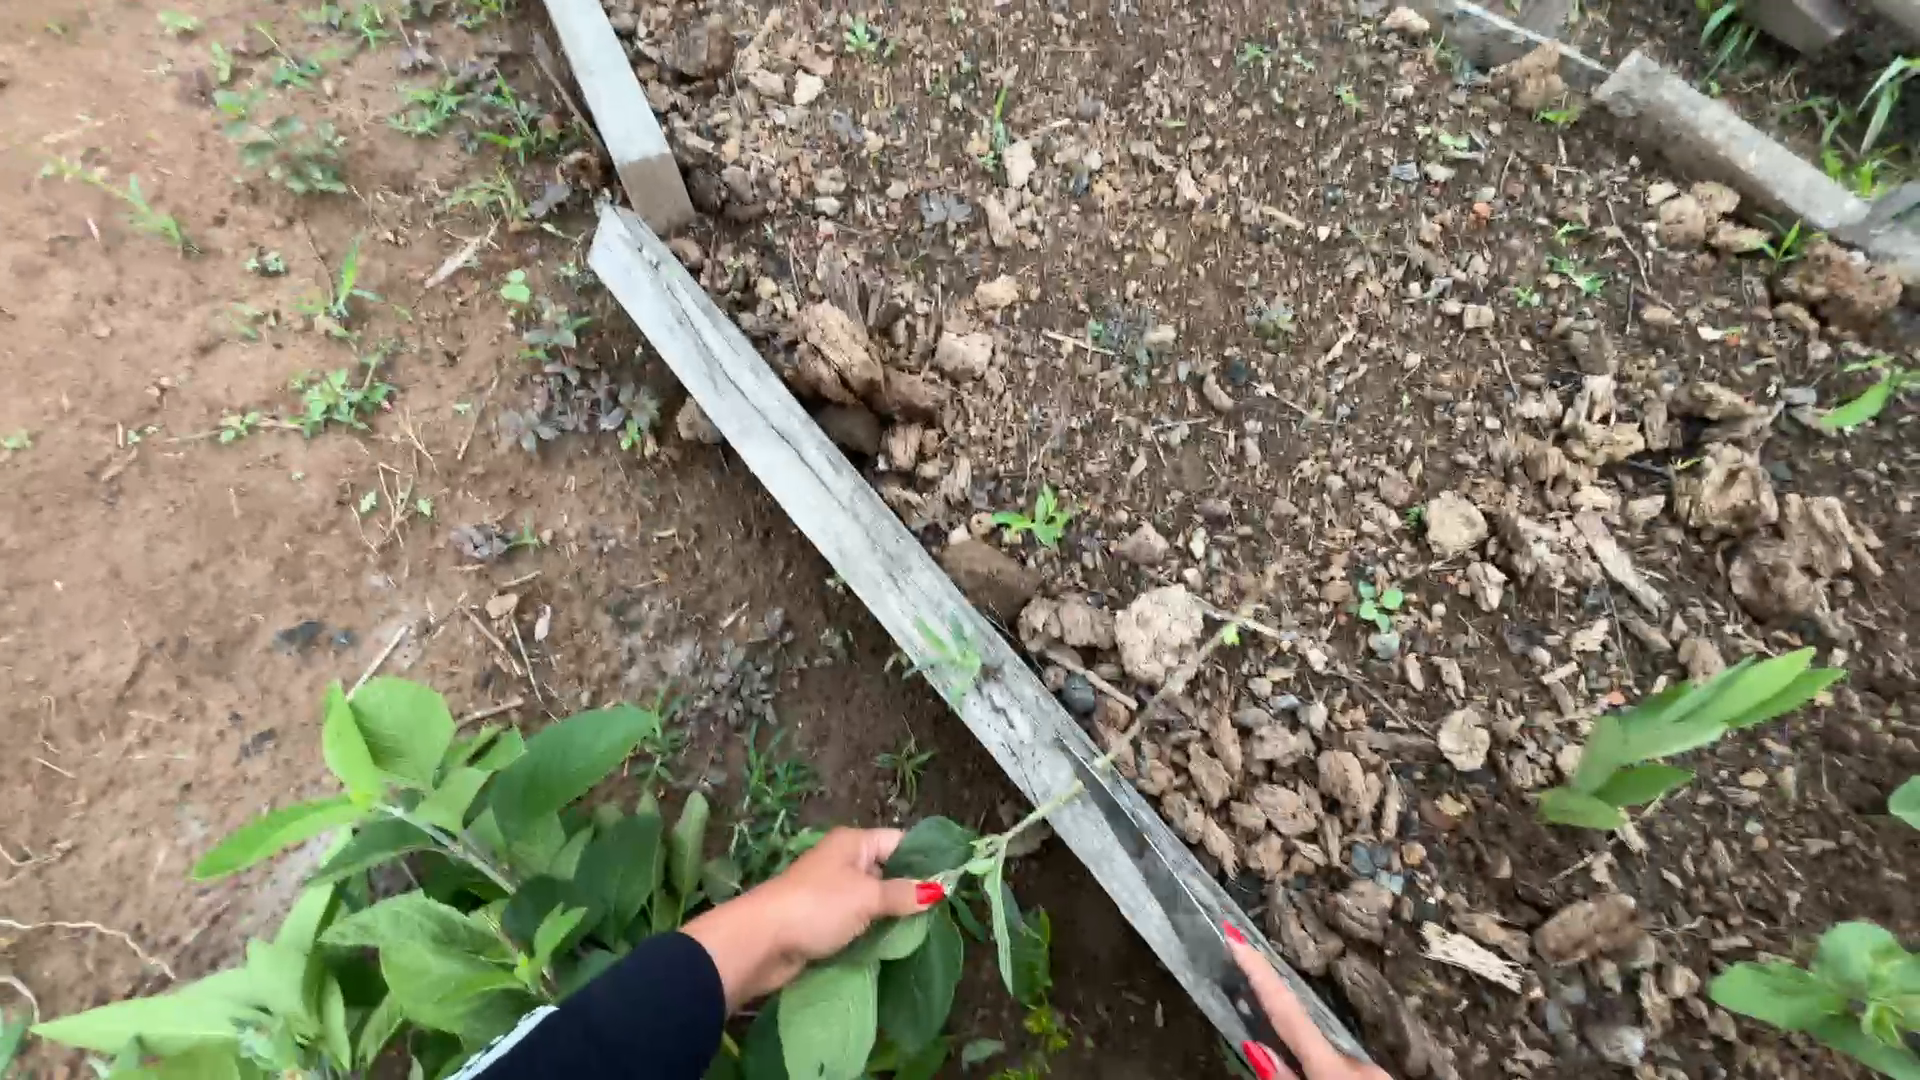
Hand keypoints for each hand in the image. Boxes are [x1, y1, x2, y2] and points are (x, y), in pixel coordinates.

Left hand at [682, 827, 943, 1008]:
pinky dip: (874, 929)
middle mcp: (844, 861)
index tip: (952, 880)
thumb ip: (903, 893)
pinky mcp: (823, 920)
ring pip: (874, 897)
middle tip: (942, 911)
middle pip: (888, 869)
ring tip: (923, 930)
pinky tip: (893, 943)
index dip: (924, 859)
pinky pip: (858, 919)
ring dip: (892, 913)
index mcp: (854, 842)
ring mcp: (833, 891)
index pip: (899, 842)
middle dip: (911, 889)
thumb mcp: (867, 897)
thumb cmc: (817, 907)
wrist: (761, 941)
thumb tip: (939, 889)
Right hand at [1226, 935, 1391, 1079]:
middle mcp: (1362, 1066)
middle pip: (1310, 1048)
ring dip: (1315, 1078)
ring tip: (1300, 1075)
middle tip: (1270, 1051)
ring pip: (1332, 1070)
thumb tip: (1256, 1046)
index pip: (1287, 1012)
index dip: (1259, 973)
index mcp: (1337, 1071)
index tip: (1235, 934)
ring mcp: (1381, 1077)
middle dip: (1288, 1051)